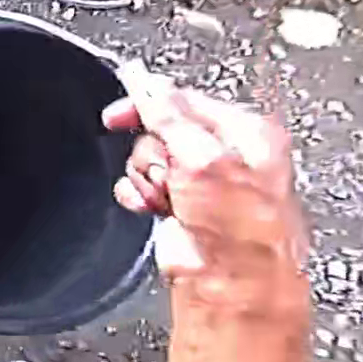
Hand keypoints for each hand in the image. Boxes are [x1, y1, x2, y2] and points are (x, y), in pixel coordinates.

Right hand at [102, 67, 308, 315]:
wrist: (226, 275)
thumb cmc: (238, 225)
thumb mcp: (203, 158)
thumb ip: (172, 118)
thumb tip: (148, 85)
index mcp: (245, 131)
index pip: (182, 101)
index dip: (147, 106)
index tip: (117, 115)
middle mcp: (223, 153)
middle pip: (156, 133)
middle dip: (151, 155)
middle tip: (166, 174)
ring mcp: (197, 180)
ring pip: (143, 161)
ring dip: (144, 180)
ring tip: (166, 197)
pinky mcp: (174, 202)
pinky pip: (137, 186)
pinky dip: (136, 196)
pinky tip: (152, 207)